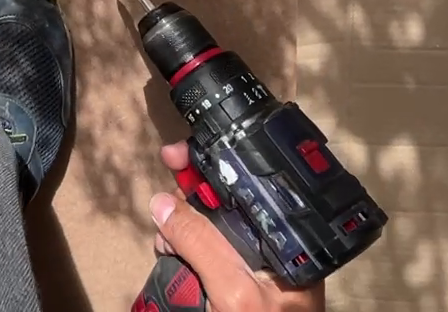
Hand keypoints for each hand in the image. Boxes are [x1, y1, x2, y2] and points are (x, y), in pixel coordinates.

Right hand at [150, 143, 325, 311]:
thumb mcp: (234, 293)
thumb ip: (200, 243)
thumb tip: (161, 203)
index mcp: (286, 245)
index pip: (247, 188)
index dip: (210, 165)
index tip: (175, 154)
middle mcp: (270, 252)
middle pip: (221, 202)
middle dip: (188, 195)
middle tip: (165, 197)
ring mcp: (248, 272)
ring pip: (206, 226)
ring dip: (178, 222)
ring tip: (165, 239)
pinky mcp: (228, 288)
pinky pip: (200, 252)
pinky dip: (179, 246)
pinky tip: (168, 253)